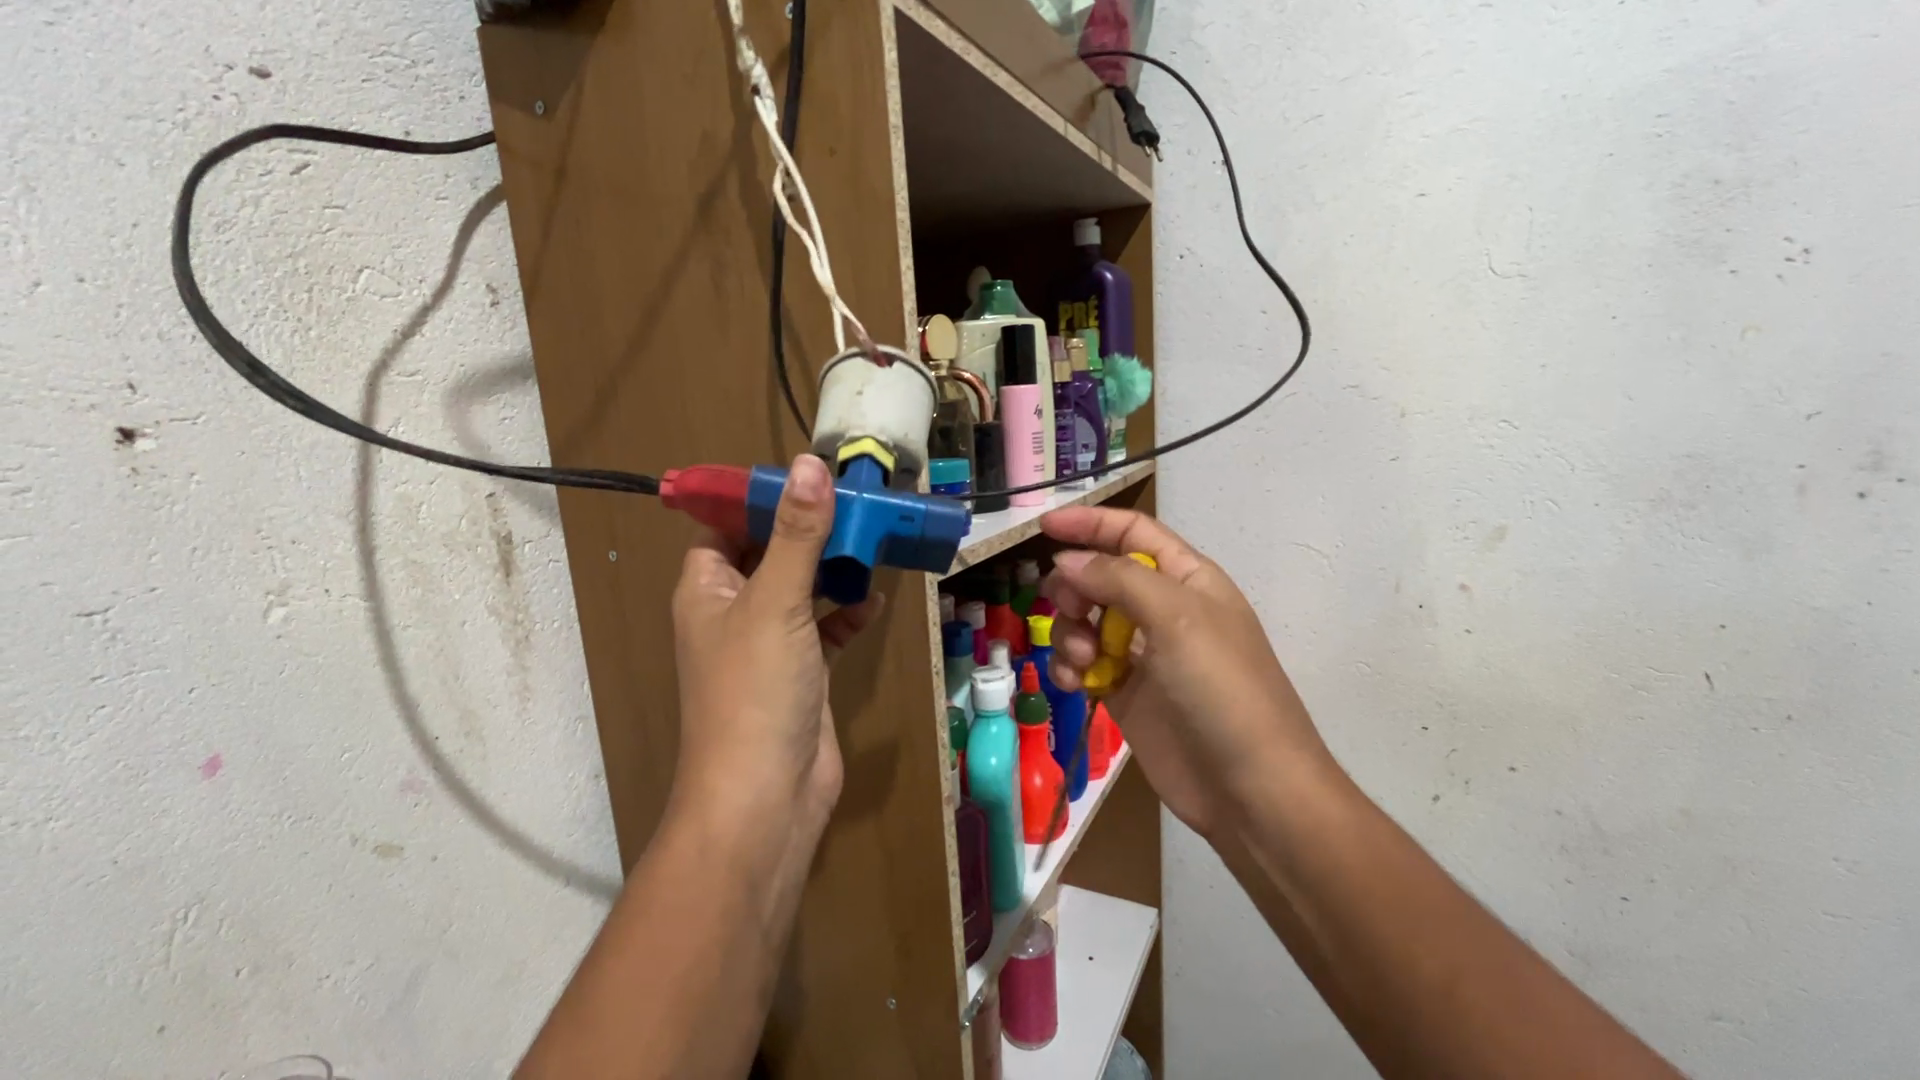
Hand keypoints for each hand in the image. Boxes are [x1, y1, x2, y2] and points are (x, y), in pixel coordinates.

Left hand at [671, 454, 884, 822]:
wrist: (766, 796)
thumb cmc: (755, 691)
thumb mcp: (776, 602)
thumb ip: (796, 534)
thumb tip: (808, 465)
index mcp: (706, 590)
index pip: (724, 526)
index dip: (758, 498)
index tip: (807, 475)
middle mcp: (732, 612)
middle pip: (768, 553)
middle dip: (807, 528)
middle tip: (856, 500)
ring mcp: (768, 645)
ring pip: (801, 589)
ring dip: (832, 567)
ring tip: (873, 539)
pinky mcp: (801, 674)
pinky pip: (824, 629)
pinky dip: (846, 614)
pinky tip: (872, 602)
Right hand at [1040, 506, 1333, 838]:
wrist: (1249, 787)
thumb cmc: (1222, 689)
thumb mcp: (1176, 618)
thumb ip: (1117, 580)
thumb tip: (1067, 561)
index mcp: (1188, 580)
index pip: (1132, 535)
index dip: (1090, 524)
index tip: (1043, 526)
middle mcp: (1164, 611)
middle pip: (1101, 577)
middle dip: (1075, 586)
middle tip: (1068, 607)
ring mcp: (1144, 656)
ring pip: (1085, 622)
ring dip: (1070, 632)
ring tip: (1081, 658)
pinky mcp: (1126, 696)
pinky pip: (1084, 666)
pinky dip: (1071, 668)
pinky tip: (1074, 684)